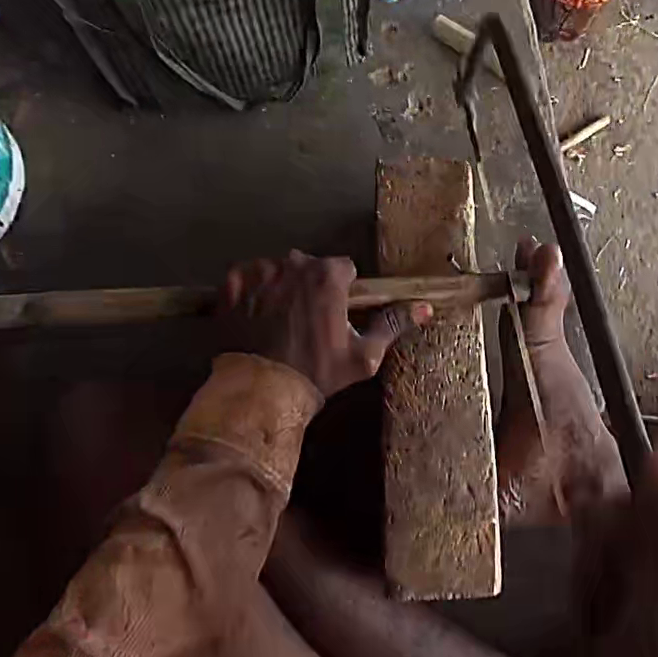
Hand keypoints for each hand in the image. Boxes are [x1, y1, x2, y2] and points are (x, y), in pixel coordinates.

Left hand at [220, 251, 429, 396]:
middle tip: (309, 322)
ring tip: (281, 323)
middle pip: (310, 266)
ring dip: (282, 288)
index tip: (338, 312)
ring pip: (279, 271)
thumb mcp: (364, 355)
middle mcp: (293, 265)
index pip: (344, 268)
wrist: (261, 391)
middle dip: (312, 287)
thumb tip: (425, 307)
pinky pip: (247, 278)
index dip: (343, 291)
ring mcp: (259, 274)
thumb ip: (392, 324)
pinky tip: (255, 317)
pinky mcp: (232, 286)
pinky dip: (252, 292)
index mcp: (327, 276)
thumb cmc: (317, 372)